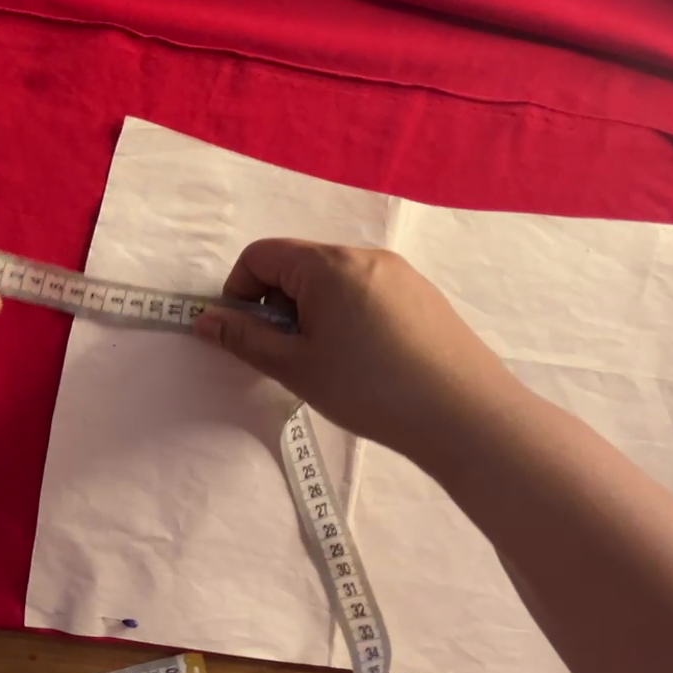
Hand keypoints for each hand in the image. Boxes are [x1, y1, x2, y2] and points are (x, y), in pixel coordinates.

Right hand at [194, 238, 524, 464]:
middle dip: (275, 302)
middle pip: (295, 264)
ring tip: (325, 358)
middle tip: (287, 351)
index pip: (261, 256)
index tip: (248, 333)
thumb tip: (204, 320)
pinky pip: (361, 290)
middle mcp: (364, 256)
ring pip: (329, 279)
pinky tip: (361, 357)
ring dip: (308, 309)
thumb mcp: (293, 366)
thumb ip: (243, 338)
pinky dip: (342, 313)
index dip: (239, 291)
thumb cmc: (368, 389)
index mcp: (328, 265)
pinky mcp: (421, 294)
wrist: (468, 417)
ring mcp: (398, 273)